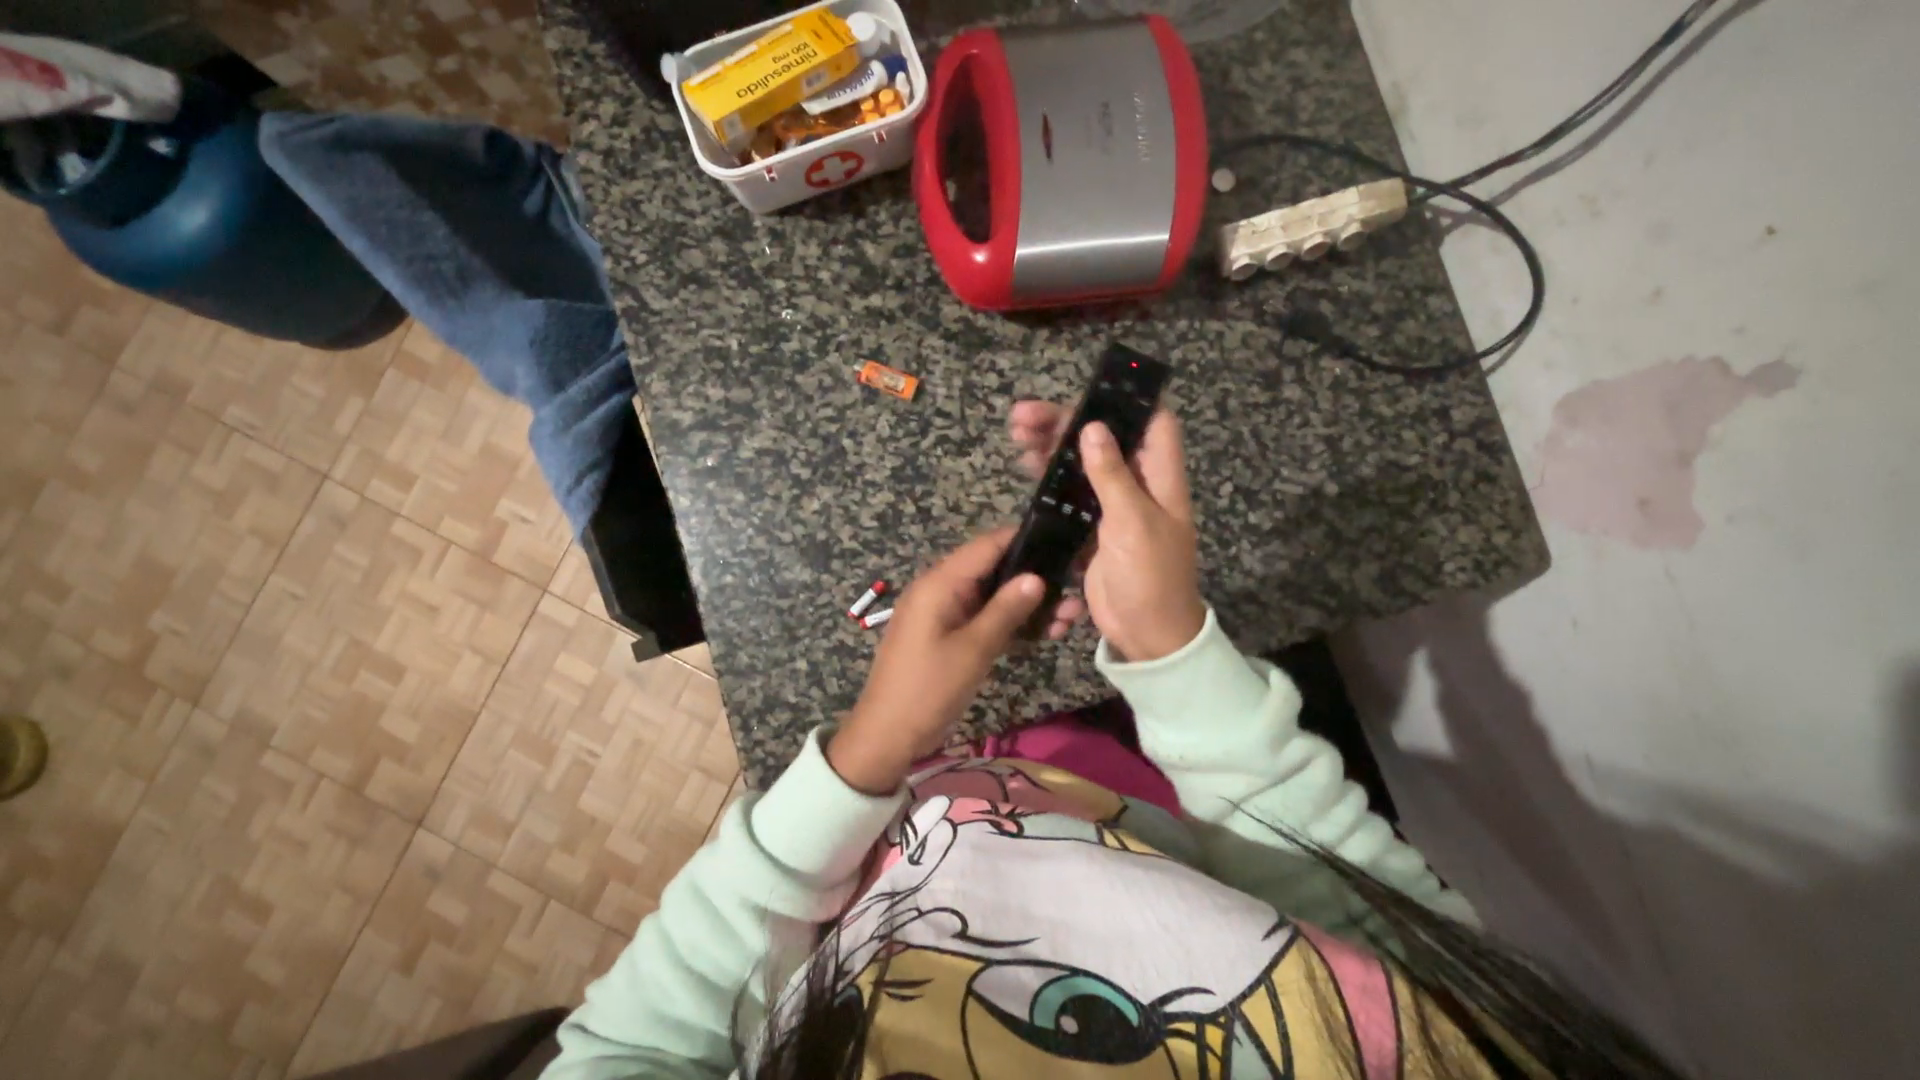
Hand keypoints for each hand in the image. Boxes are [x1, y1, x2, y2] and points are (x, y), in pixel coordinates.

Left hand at [828, 528, 1055, 794]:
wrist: (888, 735)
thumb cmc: (928, 689)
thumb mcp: (973, 649)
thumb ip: (1006, 610)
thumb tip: (1037, 576)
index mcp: (939, 583)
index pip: (988, 546)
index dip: (1026, 540)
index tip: (1065, 546)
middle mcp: (940, 590)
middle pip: (993, 570)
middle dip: (1035, 579)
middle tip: (1075, 594)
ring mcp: (943, 614)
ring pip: (993, 597)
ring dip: (1028, 606)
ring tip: (1070, 619)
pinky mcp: (948, 637)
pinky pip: (983, 619)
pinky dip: (1011, 624)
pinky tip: (1046, 633)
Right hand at [1007, 401, 1205, 662]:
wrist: (1148, 635)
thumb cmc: (1151, 577)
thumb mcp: (1133, 523)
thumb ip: (1111, 475)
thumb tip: (1093, 426)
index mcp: (1160, 478)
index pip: (1152, 424)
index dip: (1126, 402)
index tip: (1088, 389)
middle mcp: (1139, 485)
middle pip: (1104, 439)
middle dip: (1067, 423)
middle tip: (1024, 416)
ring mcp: (1114, 508)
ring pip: (1082, 465)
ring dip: (1052, 448)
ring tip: (1016, 434)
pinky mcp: (1093, 530)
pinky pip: (1070, 495)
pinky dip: (1050, 480)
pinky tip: (1026, 468)